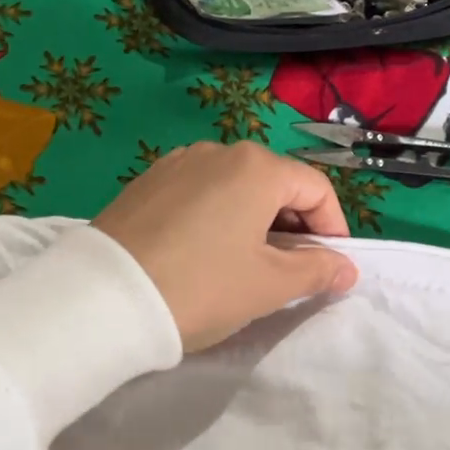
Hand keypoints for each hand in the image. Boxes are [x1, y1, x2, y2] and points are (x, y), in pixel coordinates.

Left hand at [93, 142, 358, 351]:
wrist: (103, 299)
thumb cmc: (200, 288)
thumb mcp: (268, 285)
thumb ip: (316, 271)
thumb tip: (346, 268)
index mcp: (256, 167)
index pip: (316, 189)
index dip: (332, 229)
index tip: (329, 268)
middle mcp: (219, 151)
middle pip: (275, 183)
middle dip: (293, 225)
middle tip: (289, 270)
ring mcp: (178, 162)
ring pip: (236, 186)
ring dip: (254, 220)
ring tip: (245, 263)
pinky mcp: (147, 181)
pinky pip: (200, 191)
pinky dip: (217, 216)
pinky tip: (204, 252)